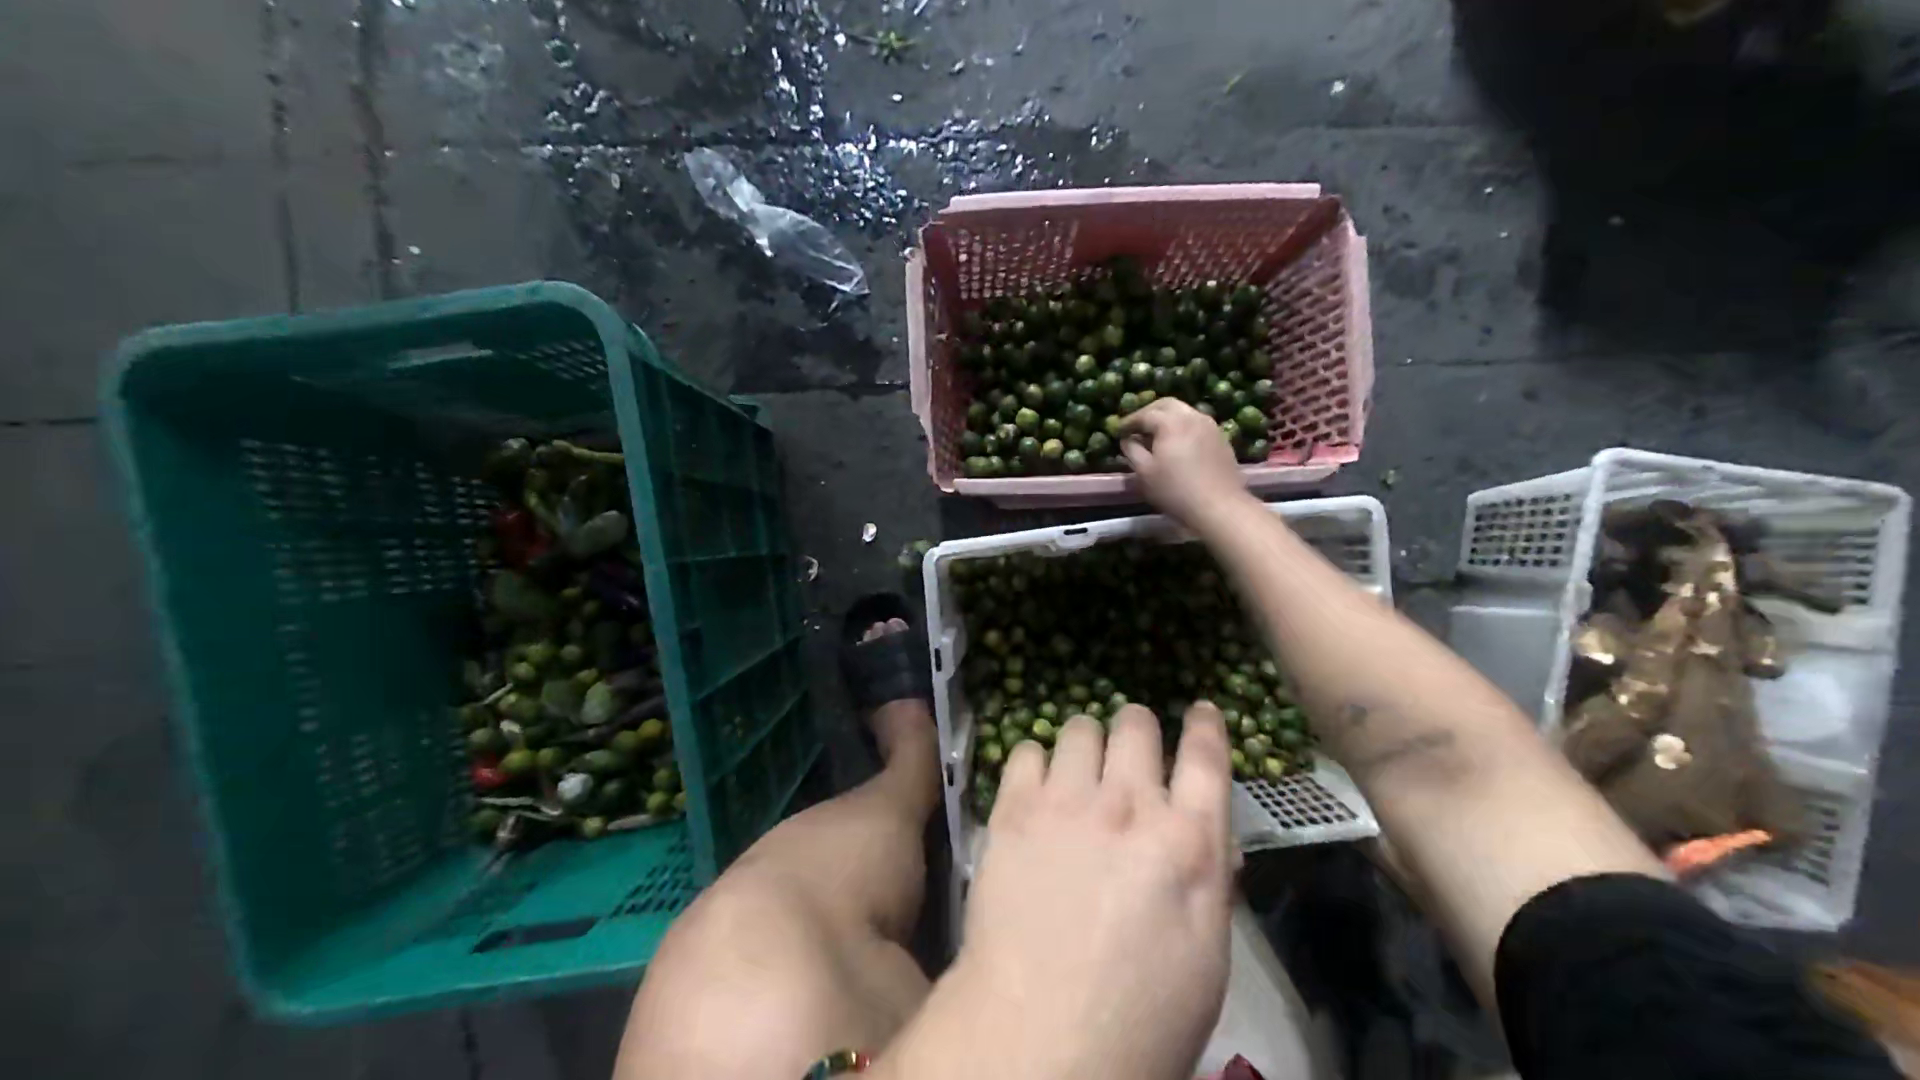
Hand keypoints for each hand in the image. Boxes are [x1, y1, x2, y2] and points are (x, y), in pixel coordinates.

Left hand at [956, 704, 1235, 1079]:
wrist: (1040, 1033)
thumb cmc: (1141, 1016)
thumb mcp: (1206, 953)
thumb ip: (1208, 877)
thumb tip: (1204, 834)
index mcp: (1189, 842)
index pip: (1208, 757)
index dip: (1206, 726)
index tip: (1201, 710)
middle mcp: (1130, 805)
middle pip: (1136, 725)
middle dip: (1138, 727)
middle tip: (1130, 744)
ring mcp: (1067, 801)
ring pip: (1079, 727)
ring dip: (1086, 740)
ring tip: (1079, 764)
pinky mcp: (1014, 808)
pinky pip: (1027, 750)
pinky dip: (1037, 760)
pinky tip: (1037, 783)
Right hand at [1119, 399, 1250, 527]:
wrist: (1219, 506)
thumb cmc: (1175, 490)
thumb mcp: (1144, 472)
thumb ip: (1132, 450)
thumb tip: (1127, 439)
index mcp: (1171, 421)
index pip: (1144, 414)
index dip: (1128, 422)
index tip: (1118, 431)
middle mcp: (1192, 416)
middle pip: (1166, 405)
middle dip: (1149, 412)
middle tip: (1137, 426)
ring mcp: (1210, 426)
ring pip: (1184, 412)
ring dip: (1167, 418)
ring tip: (1156, 435)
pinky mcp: (1221, 438)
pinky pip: (1197, 424)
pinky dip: (1183, 427)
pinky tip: (1178, 444)